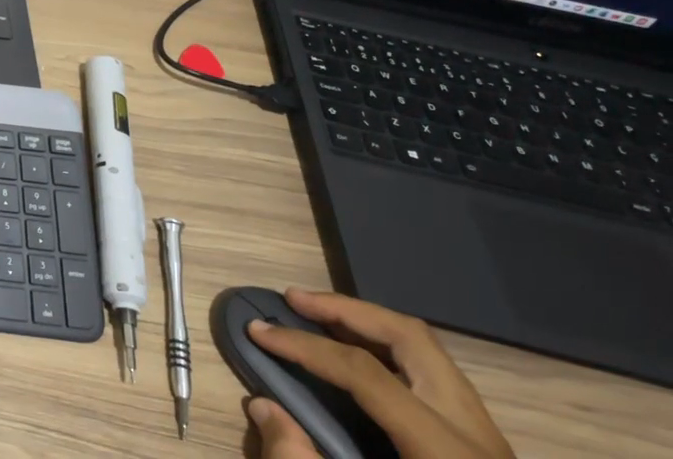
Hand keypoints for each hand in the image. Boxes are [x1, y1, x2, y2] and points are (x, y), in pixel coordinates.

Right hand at [245, 288, 512, 458]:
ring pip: (427, 351)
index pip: (367, 373)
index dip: (306, 346)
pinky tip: (351, 354)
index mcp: (447, 452)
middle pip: (412, 340)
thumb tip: (264, 408)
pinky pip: (430, 375)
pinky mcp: (479, 444)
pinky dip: (385, 351)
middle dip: (347, 311)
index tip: (257, 332)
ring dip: (366, 323)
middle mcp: (476, 434)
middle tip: (292, 299)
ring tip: (315, 314)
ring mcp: (485, 437)